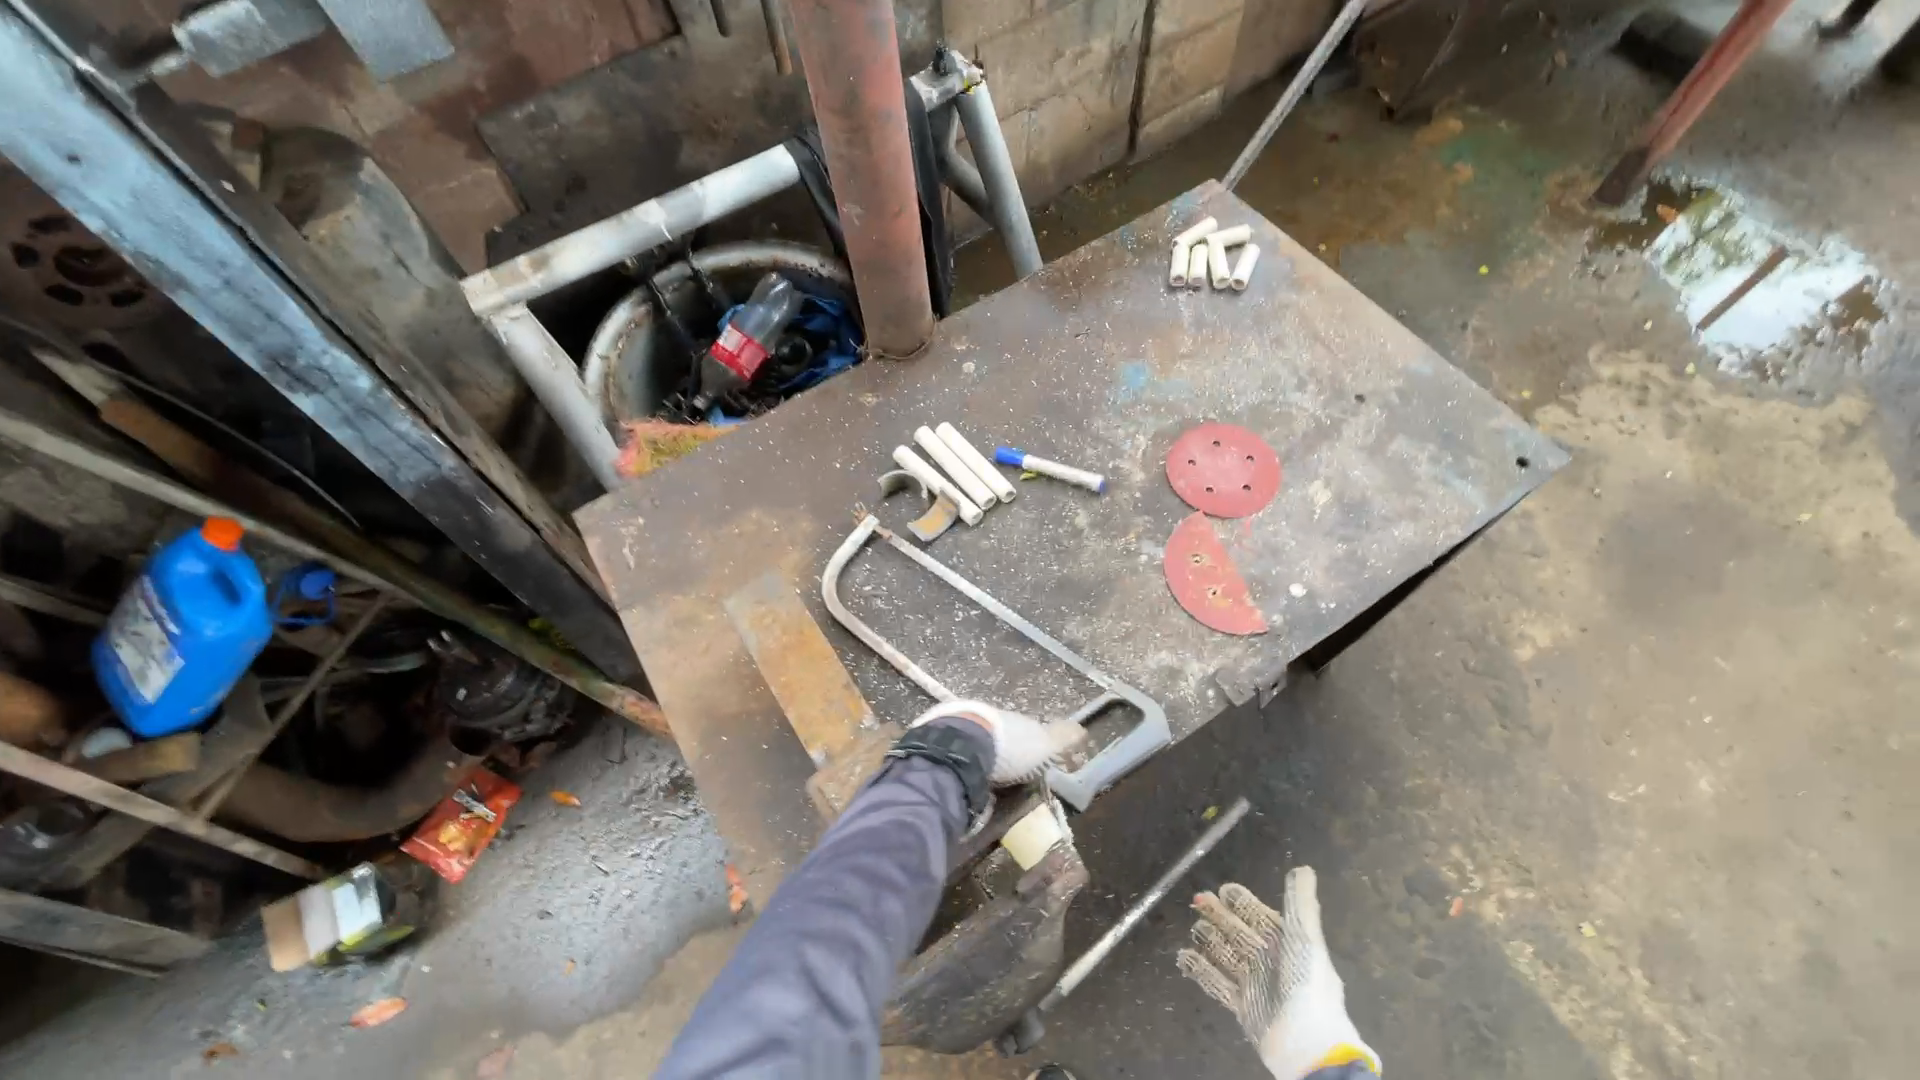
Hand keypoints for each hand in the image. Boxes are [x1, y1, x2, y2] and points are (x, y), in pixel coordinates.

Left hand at [907, 699, 1086, 785]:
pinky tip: (958, 783)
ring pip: (968, 745)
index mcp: (1005, 716)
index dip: (1026, 746)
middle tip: (1003, 776)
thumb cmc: (1006, 745)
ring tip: (980, 784)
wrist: (958, 748)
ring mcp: (952, 728)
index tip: (1028, 763)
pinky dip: (955, 768)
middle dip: (997, 753)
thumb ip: (1061, 737)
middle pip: (992, 737)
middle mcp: (978, 716)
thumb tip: (1083, 729)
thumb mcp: (1042, 743)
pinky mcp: (931, 745)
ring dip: (974, 760)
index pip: (1019, 728)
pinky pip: (948, 757)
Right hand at [1176, 868, 1380, 1078]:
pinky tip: (1183, 956)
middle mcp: (1269, 960)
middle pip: (1238, 932)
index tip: (1225, 889)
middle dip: (1219, 915)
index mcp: (1287, 943)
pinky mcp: (1243, 1006)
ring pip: (1225, 955)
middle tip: (1197, 899)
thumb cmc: (1307, 986)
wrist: (1309, 1046)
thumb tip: (1304, 868)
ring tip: (1192, 927)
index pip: (1260, 915)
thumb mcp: (1306, 940)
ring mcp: (1254, 984)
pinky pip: (1216, 983)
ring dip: (1208, 939)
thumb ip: (1302, 905)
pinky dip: (1200, 969)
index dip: (1243, 902)